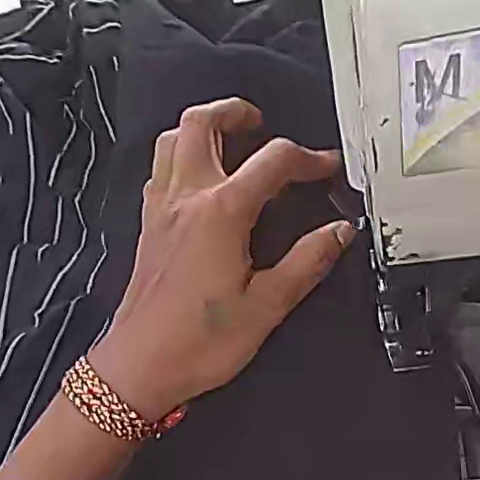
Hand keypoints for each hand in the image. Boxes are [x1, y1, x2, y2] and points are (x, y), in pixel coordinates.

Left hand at [87, 98, 353, 420]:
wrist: (140, 367)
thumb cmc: (201, 342)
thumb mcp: (267, 306)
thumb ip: (306, 262)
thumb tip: (339, 232)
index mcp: (220, 214)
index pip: (272, 163)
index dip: (308, 159)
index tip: (328, 169)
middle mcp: (185, 200)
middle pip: (201, 124)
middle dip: (235, 112)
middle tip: (262, 122)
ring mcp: (160, 210)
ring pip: (172, 140)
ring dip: (203, 128)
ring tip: (232, 140)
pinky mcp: (148, 227)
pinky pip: (160, 170)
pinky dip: (182, 156)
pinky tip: (201, 180)